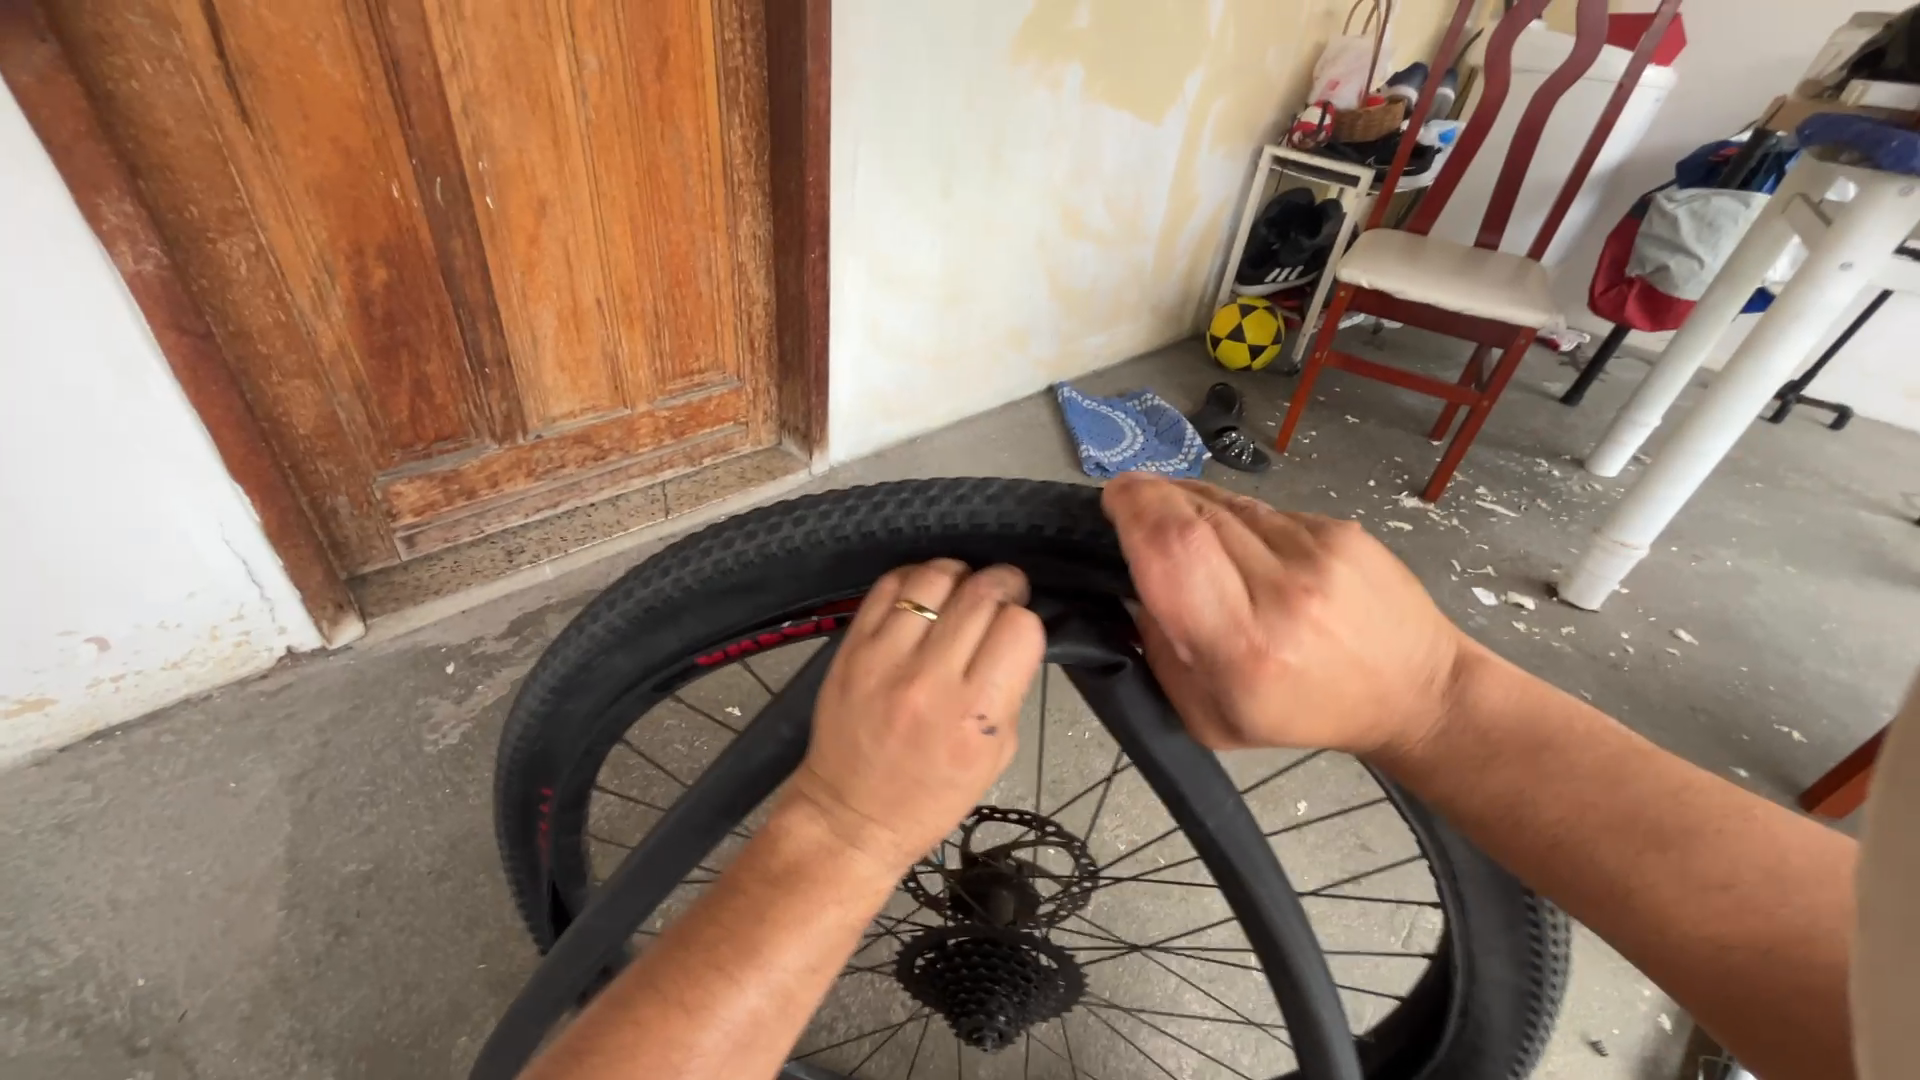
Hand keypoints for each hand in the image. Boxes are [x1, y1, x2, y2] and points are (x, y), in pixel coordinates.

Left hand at [781, 559, 1044, 876]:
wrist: (852, 816)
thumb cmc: (931, 796)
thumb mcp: (997, 756)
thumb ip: (1009, 690)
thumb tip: (1013, 632)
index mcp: (975, 716)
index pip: (1019, 627)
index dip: (1025, 617)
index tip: (1019, 621)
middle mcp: (930, 680)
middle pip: (982, 594)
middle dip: (1002, 583)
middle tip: (1003, 592)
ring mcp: (885, 659)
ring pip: (935, 577)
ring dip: (959, 575)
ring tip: (961, 592)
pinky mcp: (851, 647)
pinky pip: (890, 585)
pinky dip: (916, 579)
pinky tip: (924, 595)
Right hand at [1101, 473, 1466, 758]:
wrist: (1415, 690)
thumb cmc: (1303, 714)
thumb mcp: (1208, 716)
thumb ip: (1159, 655)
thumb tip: (1134, 590)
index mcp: (1242, 646)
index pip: (1173, 547)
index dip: (1134, 511)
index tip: (1112, 501)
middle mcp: (1282, 590)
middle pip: (1193, 513)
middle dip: (1149, 497)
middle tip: (1131, 504)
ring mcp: (1317, 552)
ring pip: (1225, 502)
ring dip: (1187, 503)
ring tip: (1181, 525)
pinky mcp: (1339, 529)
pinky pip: (1261, 508)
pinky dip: (1232, 515)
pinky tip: (1238, 541)